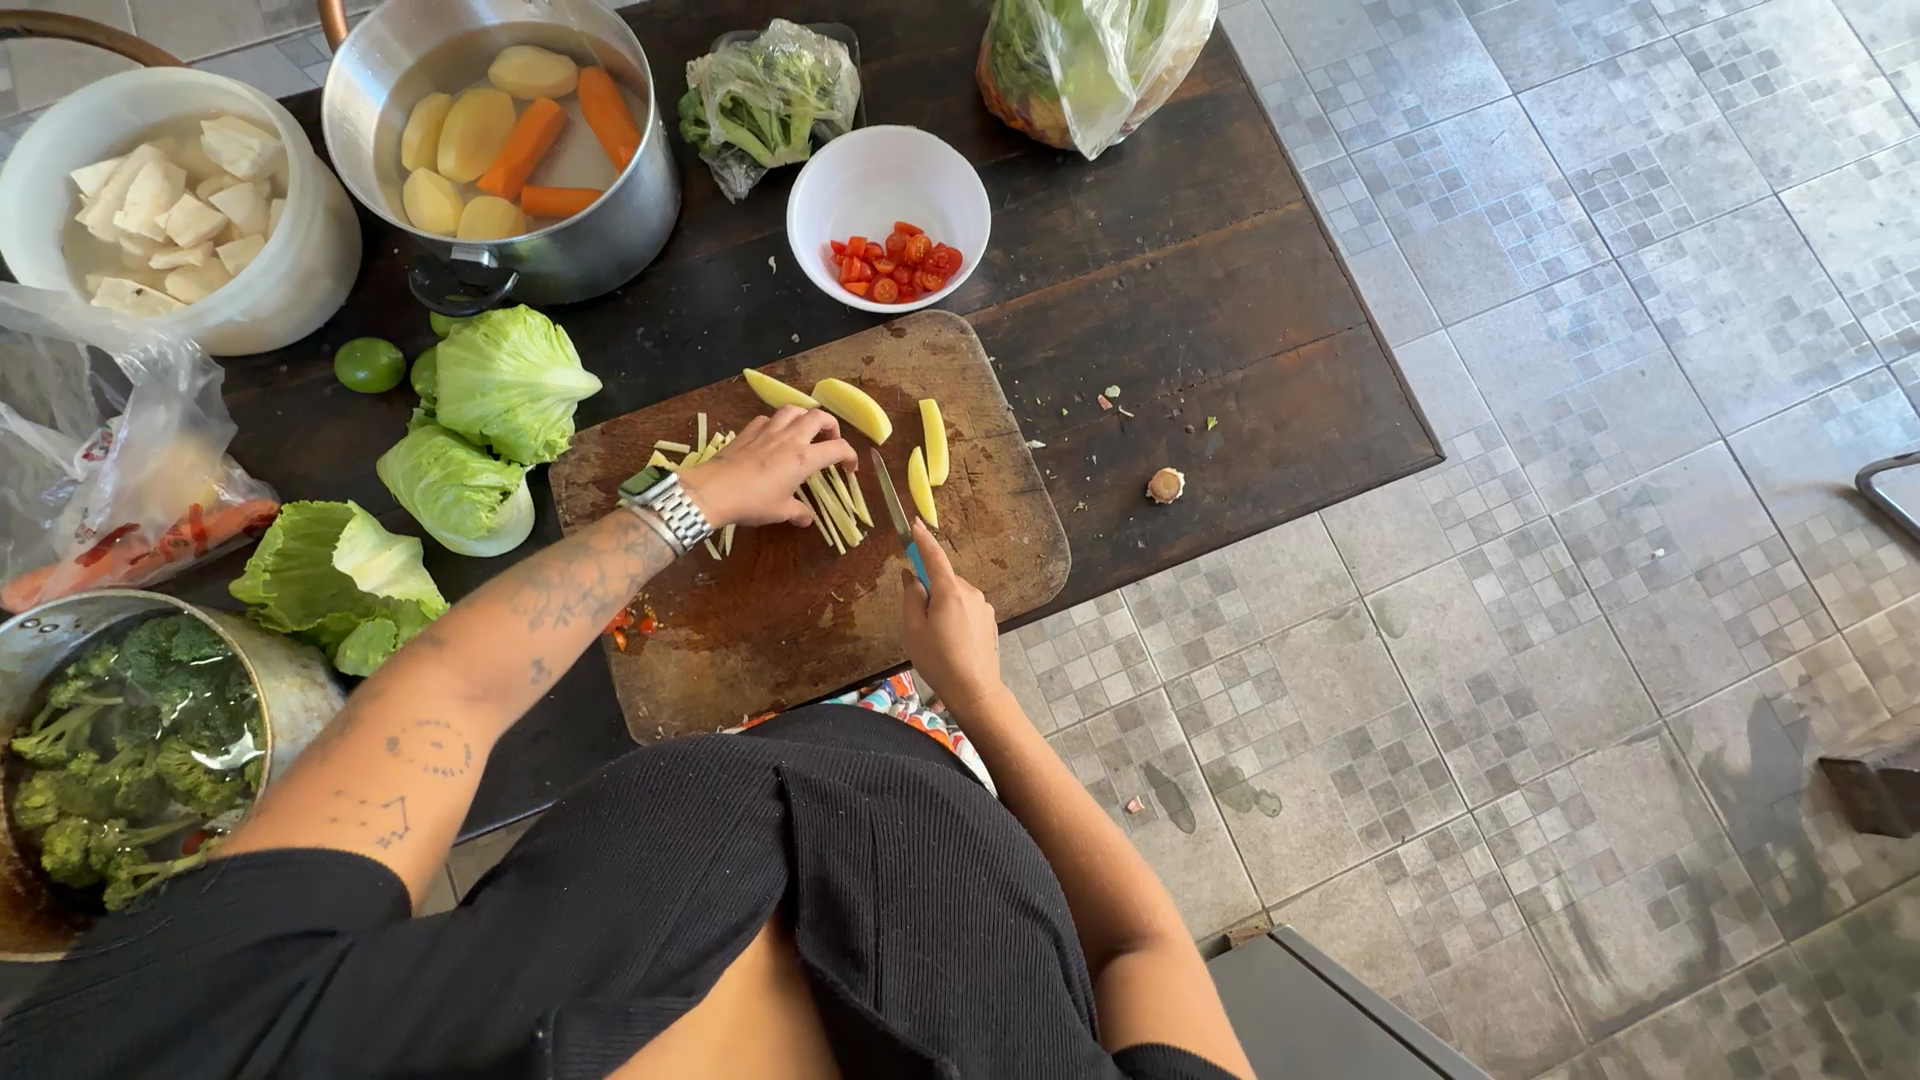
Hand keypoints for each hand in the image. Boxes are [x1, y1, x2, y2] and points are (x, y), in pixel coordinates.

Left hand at [679, 407, 855, 527]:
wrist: (714, 490)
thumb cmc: (753, 502)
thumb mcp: (781, 511)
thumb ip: (798, 512)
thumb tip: (808, 519)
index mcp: (804, 458)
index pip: (839, 448)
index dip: (850, 456)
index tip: (849, 468)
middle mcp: (790, 438)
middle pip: (819, 417)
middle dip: (831, 426)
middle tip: (830, 440)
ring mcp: (768, 430)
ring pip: (794, 409)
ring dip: (805, 416)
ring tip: (805, 430)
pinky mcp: (749, 430)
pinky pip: (768, 418)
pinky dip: (777, 422)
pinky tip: (773, 435)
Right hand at [899, 519, 1006, 717]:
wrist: (975, 690)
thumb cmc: (938, 661)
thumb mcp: (913, 629)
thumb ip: (911, 596)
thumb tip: (911, 575)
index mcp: (951, 591)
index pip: (934, 557)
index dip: (922, 540)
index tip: (913, 524)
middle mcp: (971, 593)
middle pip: (944, 580)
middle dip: (929, 590)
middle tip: (918, 622)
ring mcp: (983, 607)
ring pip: (955, 596)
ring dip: (942, 606)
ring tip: (936, 639)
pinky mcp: (989, 621)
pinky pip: (965, 609)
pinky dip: (954, 617)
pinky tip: (951, 643)